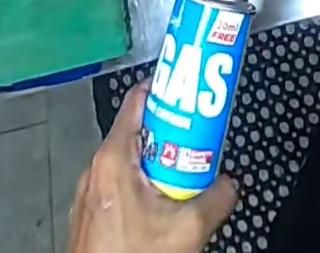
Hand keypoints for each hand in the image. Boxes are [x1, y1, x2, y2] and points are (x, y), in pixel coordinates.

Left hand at [68, 82, 236, 252]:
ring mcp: (89, 193)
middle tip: (199, 136)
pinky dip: (142, 183)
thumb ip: (218, 197)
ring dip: (158, 159)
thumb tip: (232, 182)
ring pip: (129, 158)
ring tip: (186, 171)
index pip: (139, 98)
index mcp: (114, 158)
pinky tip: (162, 204)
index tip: (192, 94)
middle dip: (172, 130)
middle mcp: (96, 168)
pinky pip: (118, 183)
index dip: (168, 89)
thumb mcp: (189, 230)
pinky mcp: (88, 215)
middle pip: (138, 128)